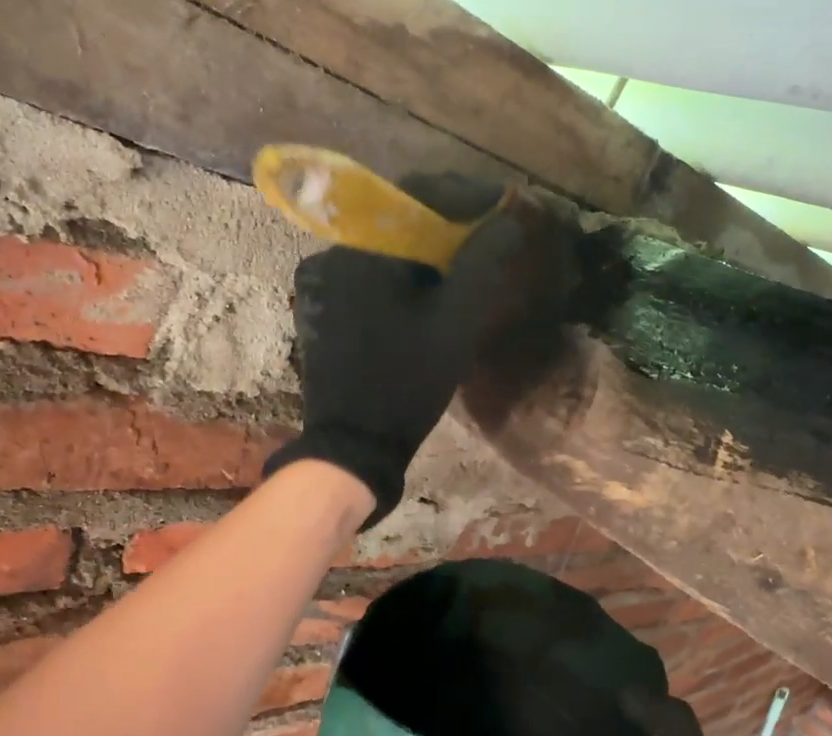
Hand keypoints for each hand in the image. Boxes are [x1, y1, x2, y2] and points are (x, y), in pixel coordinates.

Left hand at [264, 173, 573, 530]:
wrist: (353, 445)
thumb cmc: (407, 384)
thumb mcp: (455, 324)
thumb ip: (482, 264)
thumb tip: (509, 218)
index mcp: (363, 248)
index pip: (419, 193)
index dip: (468, 194)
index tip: (504, 205)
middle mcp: (333, 251)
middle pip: (399, 217)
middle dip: (448, 221)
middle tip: (488, 234)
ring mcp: (322, 281)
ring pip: (384, 245)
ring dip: (425, 248)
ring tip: (464, 264)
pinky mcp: (322, 307)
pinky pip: (369, 272)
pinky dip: (402, 272)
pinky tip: (427, 292)